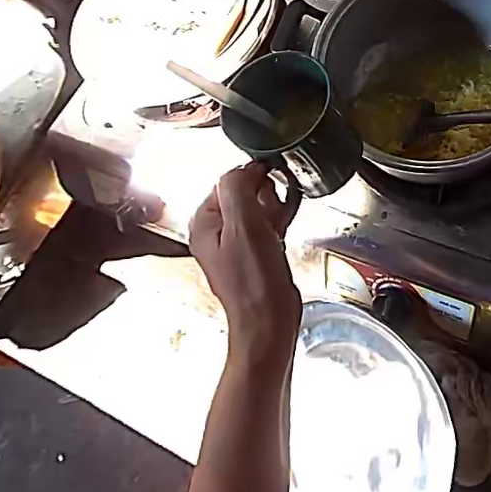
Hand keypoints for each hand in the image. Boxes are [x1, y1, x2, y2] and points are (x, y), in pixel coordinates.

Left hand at [189, 163, 300, 369]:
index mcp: (203, 222)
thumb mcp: (244, 225)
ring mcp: (235, 244)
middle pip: (242, 192)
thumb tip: (245, 167)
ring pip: (257, 207)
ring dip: (272, 205)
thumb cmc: (254, 281)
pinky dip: (277, 218)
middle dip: (263, 193)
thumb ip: (238, 189)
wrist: (269, 324)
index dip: (252, 176)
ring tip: (280, 218)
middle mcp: (215, 231)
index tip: (270, 181)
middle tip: (273, 207)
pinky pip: (265, 224)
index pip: (228, 180)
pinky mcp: (254, 254)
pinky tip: (287, 221)